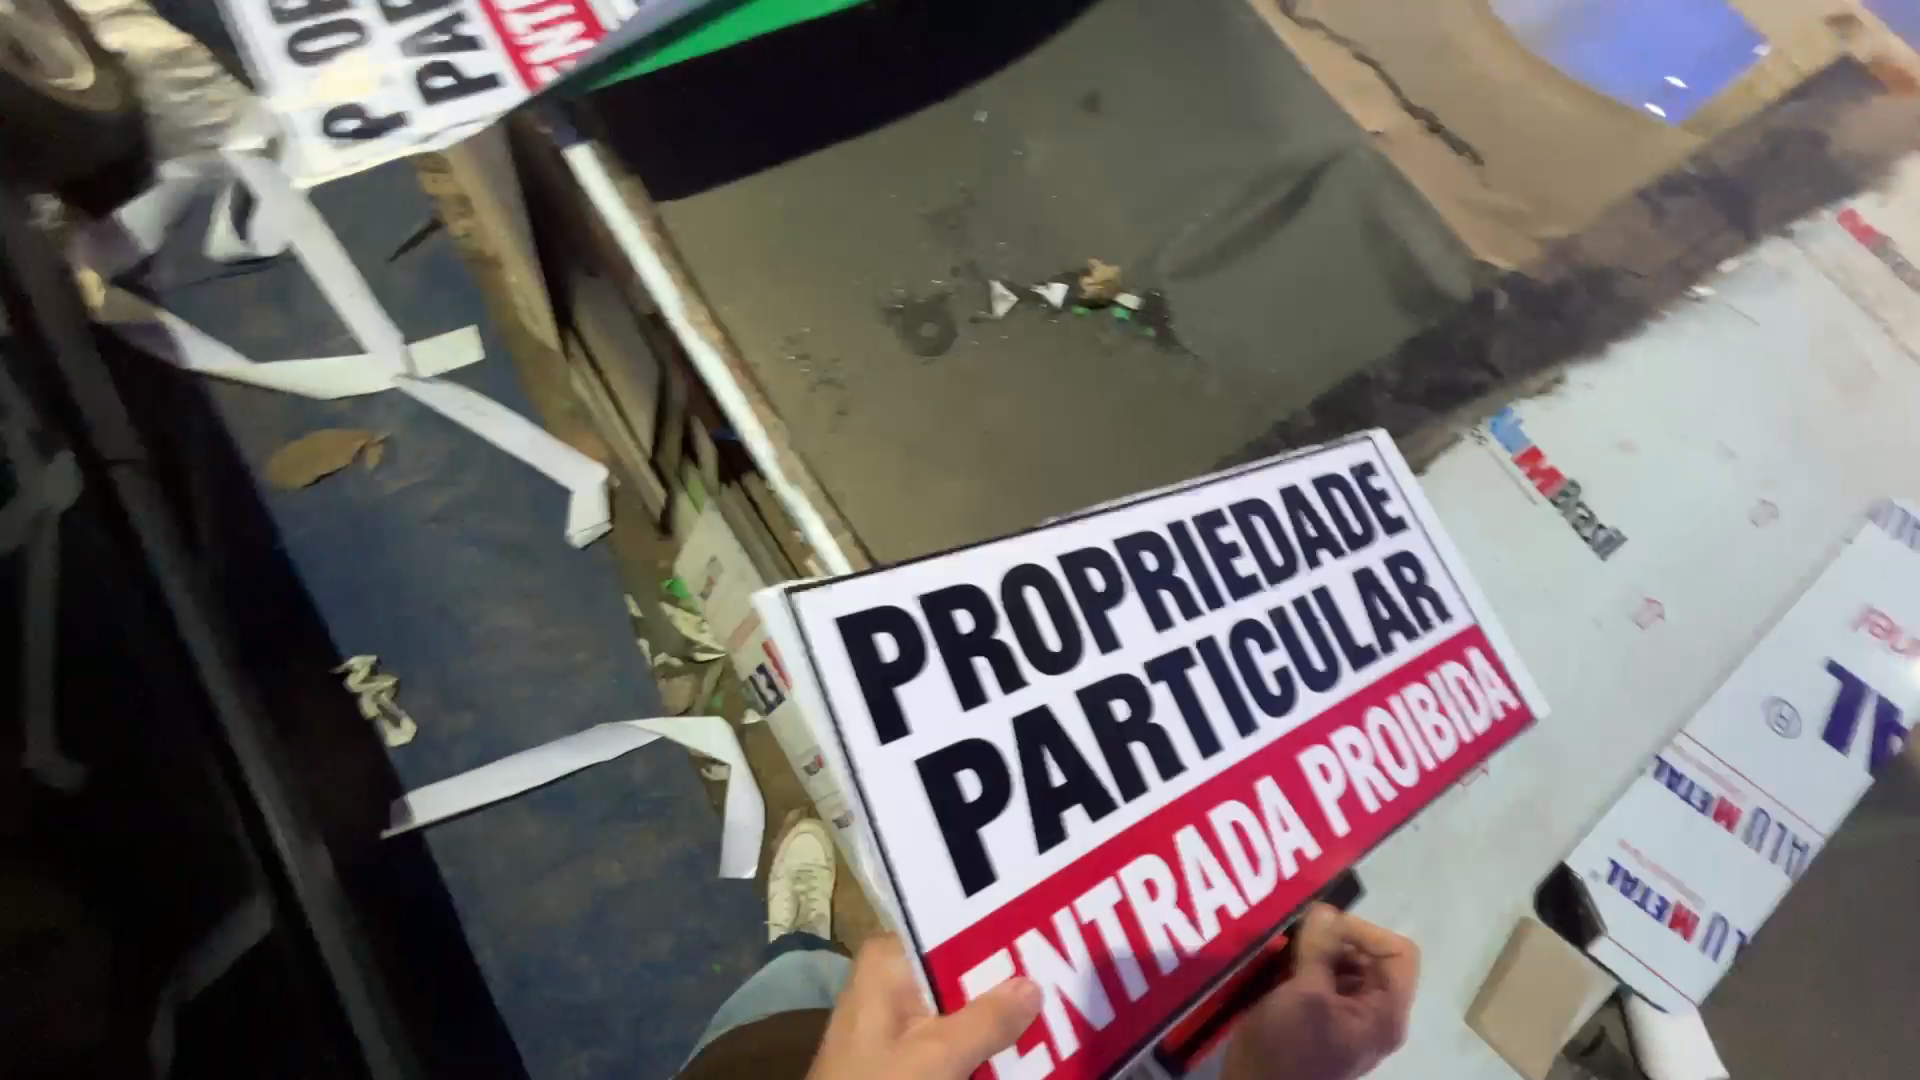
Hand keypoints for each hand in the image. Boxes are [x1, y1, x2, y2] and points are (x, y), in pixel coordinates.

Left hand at [806, 935, 1041, 1079]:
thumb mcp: (938, 1058)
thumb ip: (988, 1020)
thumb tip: (1033, 985)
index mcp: (890, 958)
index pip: (951, 927)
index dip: (996, 932)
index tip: (1039, 933)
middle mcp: (891, 975)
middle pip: (959, 966)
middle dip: (1000, 979)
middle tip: (1050, 975)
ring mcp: (895, 1014)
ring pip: (958, 1002)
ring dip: (993, 1014)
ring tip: (1043, 1006)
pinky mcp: (901, 1048)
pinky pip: (948, 1030)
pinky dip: (976, 1039)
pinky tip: (1013, 1043)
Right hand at [1223, 904, 1419, 1079]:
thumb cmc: (1290, 1046)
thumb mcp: (1306, 993)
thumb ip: (1321, 950)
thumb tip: (1327, 909)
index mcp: (1385, 1013)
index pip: (1399, 953)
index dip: (1366, 932)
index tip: (1325, 927)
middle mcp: (1374, 1011)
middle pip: (1372, 955)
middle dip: (1337, 935)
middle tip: (1299, 928)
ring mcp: (1347, 1014)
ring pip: (1345, 962)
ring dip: (1318, 944)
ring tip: (1286, 940)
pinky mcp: (1321, 1013)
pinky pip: (1324, 974)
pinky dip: (1306, 958)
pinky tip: (1280, 957)